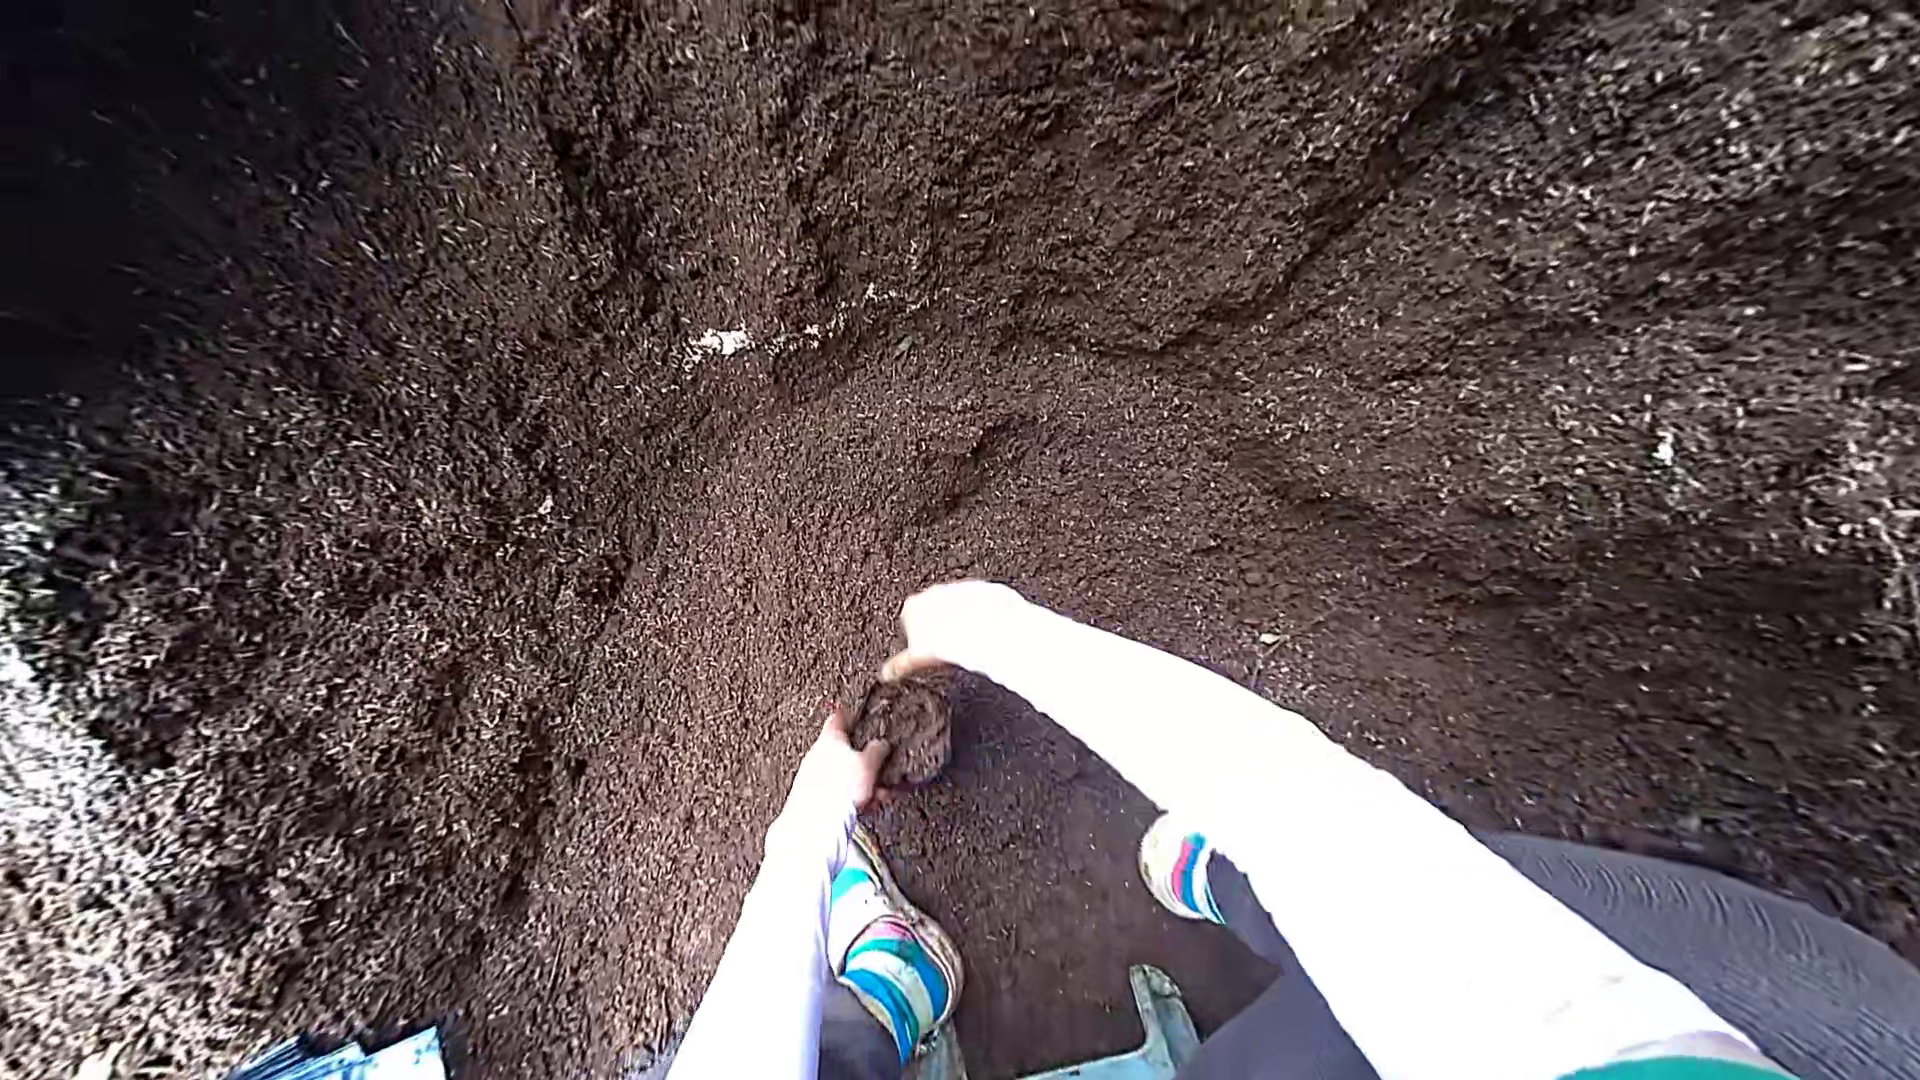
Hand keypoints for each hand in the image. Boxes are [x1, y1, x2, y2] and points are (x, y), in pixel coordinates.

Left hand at [789, 704, 891, 811]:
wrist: (814, 827)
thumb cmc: (838, 790)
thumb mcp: (868, 764)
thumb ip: (877, 750)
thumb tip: (881, 744)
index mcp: (828, 739)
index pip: (838, 719)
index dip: (849, 717)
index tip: (855, 715)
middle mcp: (816, 755)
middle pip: (844, 752)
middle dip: (864, 762)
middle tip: (880, 772)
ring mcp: (812, 778)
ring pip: (843, 776)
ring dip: (861, 783)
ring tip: (878, 796)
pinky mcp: (811, 800)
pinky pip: (837, 794)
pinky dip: (852, 798)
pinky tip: (866, 807)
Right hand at [880, 580, 1026, 681]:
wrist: (978, 627)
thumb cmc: (946, 640)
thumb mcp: (917, 659)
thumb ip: (900, 665)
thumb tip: (888, 674)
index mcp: (911, 608)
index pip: (907, 622)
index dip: (917, 639)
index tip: (926, 651)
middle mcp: (931, 593)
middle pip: (931, 611)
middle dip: (938, 627)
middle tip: (947, 647)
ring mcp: (954, 589)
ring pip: (953, 604)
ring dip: (959, 618)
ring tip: (966, 640)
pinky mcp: (976, 588)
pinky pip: (974, 600)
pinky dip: (977, 611)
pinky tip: (981, 629)